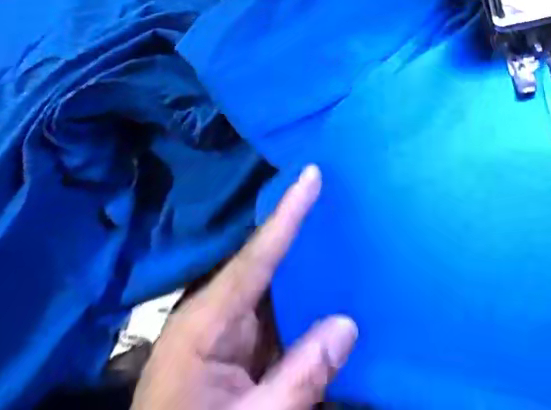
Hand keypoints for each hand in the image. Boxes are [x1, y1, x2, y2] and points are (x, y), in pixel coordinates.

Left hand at [133, 167, 357, 409]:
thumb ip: (300, 377)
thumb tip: (347, 322)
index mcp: (203, 325)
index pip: (254, 258)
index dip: (287, 214)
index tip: (311, 173)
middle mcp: (208, 317)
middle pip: (261, 264)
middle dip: (297, 229)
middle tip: (334, 188)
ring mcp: (217, 337)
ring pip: (268, 289)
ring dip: (301, 264)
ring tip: (339, 223)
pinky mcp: (226, 356)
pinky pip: (269, 315)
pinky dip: (297, 300)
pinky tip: (326, 283)